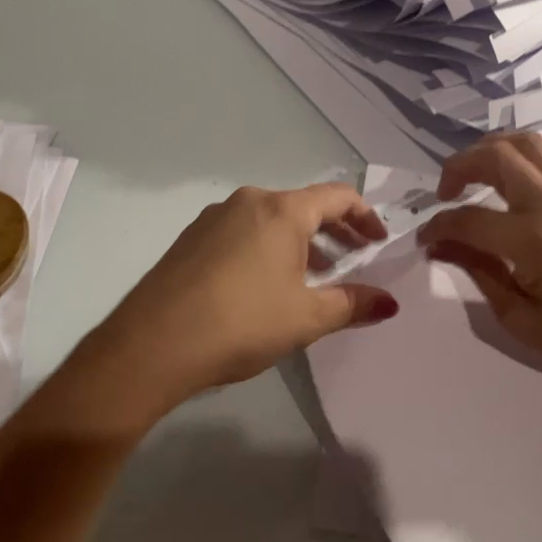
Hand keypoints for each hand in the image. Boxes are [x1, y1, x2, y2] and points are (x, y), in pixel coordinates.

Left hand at [63, 183, 395, 429]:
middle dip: (334, 231)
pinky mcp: (190, 240)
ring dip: (299, 242)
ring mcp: (214, 218)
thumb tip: (389, 303)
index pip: (337, 197)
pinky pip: (242, 232)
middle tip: (354, 259)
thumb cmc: (242, 324)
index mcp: (281, 211)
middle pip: (303, 206)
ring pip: (270, 220)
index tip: (378, 242)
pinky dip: (267, 248)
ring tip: (312, 278)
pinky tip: (265, 286)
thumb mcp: (306, 318)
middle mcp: (248, 202)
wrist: (151, 345)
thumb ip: (352, 304)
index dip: (365, 216)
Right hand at [417, 133, 541, 381]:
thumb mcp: (520, 318)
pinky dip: (513, 157)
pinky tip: (500, 183)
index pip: (471, 219)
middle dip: (459, 167)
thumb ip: (479, 272)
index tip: (424, 239)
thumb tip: (441, 245)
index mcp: (536, 243)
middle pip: (498, 156)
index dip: (438, 226)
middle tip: (444, 194)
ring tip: (471, 176)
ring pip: (525, 143)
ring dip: (489, 150)